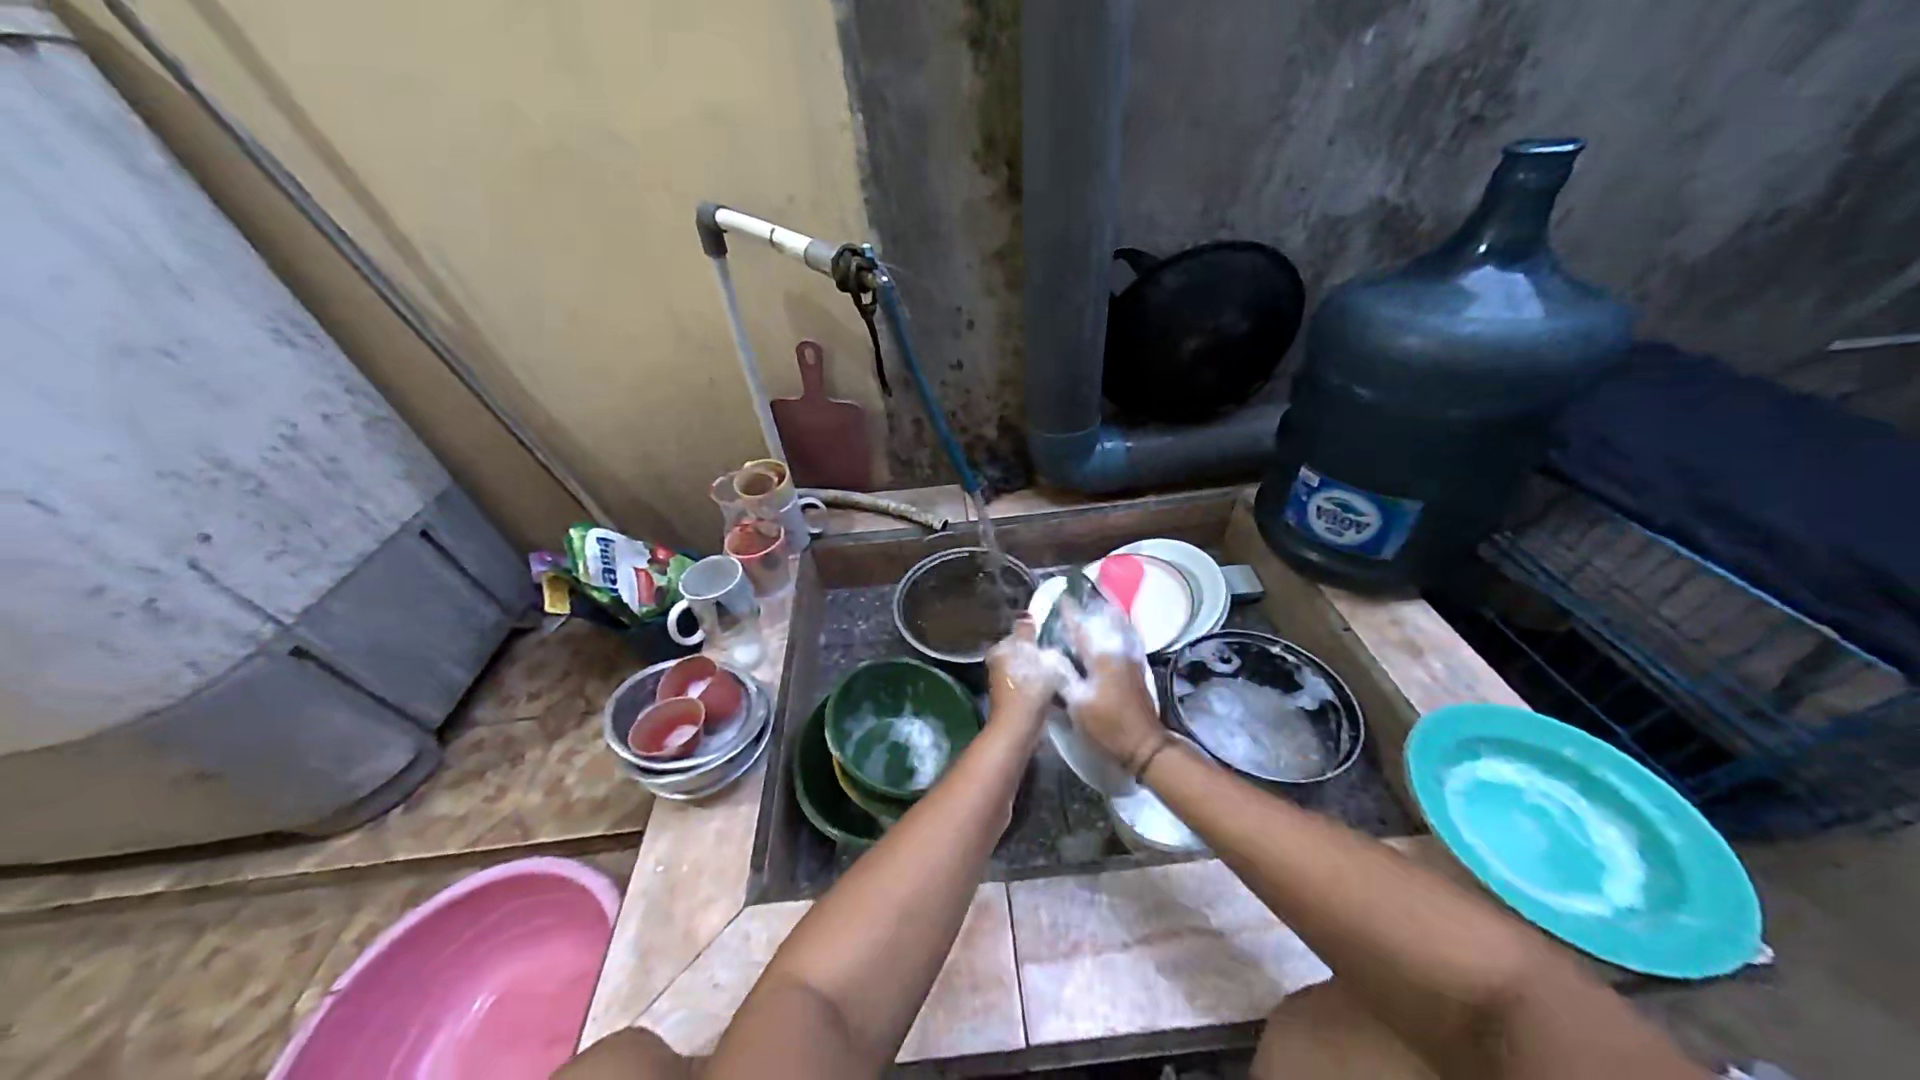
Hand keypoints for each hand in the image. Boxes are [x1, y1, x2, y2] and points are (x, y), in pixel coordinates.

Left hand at [985, 617, 1066, 740]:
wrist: (1020, 727)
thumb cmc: (1028, 687)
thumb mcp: (1032, 653)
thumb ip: (1028, 633)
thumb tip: (1025, 616)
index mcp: (999, 650)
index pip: (1021, 634)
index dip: (1039, 635)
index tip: (1057, 637)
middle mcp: (998, 664)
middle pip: (1026, 652)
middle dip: (1042, 653)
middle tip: (1064, 654)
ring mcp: (1006, 683)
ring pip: (1031, 669)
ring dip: (1045, 670)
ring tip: (1065, 671)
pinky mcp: (1015, 699)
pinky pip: (1033, 684)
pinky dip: (1043, 685)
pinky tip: (1058, 688)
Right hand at [1063, 602, 1167, 773]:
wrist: (1144, 744)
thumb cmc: (1108, 724)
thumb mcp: (1078, 702)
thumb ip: (1063, 675)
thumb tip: (1048, 654)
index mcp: (1101, 657)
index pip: (1081, 627)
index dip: (1070, 612)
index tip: (1061, 596)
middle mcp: (1117, 651)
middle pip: (1103, 621)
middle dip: (1089, 609)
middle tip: (1075, 600)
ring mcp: (1130, 659)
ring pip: (1116, 629)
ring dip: (1103, 617)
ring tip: (1090, 610)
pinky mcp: (1135, 669)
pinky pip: (1122, 639)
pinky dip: (1113, 630)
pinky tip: (1104, 635)